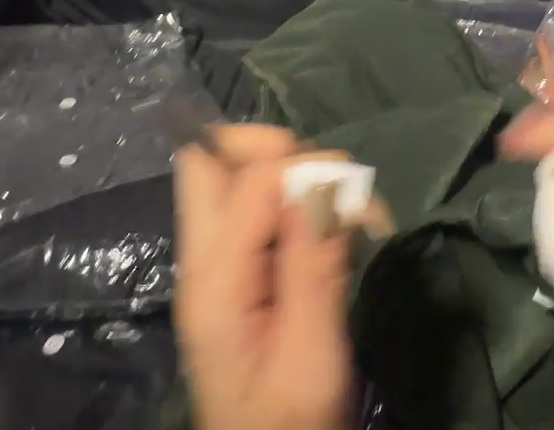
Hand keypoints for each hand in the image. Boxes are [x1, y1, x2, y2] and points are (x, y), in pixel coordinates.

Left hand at [173, 124, 351, 429]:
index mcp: (214, 283)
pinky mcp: (236, 265)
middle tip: (329, 182)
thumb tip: (324, 184)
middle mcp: (204, 258)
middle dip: (274, 150)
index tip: (350, 197)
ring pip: (236, 172)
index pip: (246, 182)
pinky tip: (329, 221)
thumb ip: (313, 269)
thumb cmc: (291, 421)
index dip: (299, 171)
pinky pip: (255, 201)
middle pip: (214, 160)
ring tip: (340, 205)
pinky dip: (293, 192)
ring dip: (290, 168)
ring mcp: (216, 260)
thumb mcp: (310, 358)